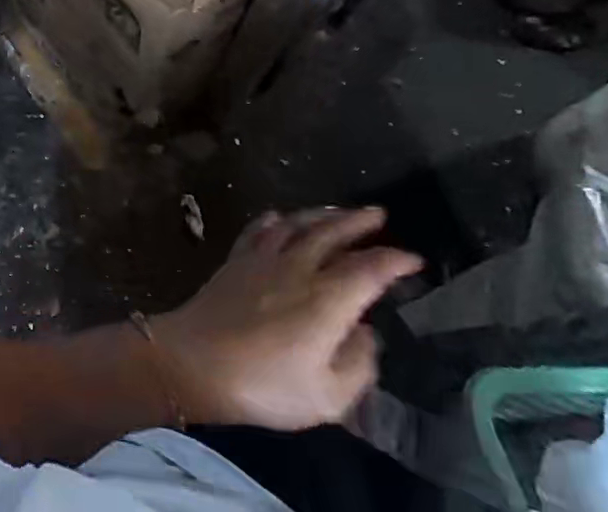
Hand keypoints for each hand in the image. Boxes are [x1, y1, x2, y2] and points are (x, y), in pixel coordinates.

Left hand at [149, 208, 421, 431]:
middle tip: (378, 213)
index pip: (368, 270)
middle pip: (330, 234)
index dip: (394, 261)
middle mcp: (296, 269)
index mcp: (326, 300)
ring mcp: (261, 261)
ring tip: (336, 210)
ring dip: (318, 214)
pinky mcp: (234, 262)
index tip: (413, 259)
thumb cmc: (265, 385)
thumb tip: (366, 331)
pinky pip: (257, 231)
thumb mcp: (328, 396)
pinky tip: (277, 217)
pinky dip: (272, 220)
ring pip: (294, 225)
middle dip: (357, 222)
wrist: (194, 362)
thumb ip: (358, 363)